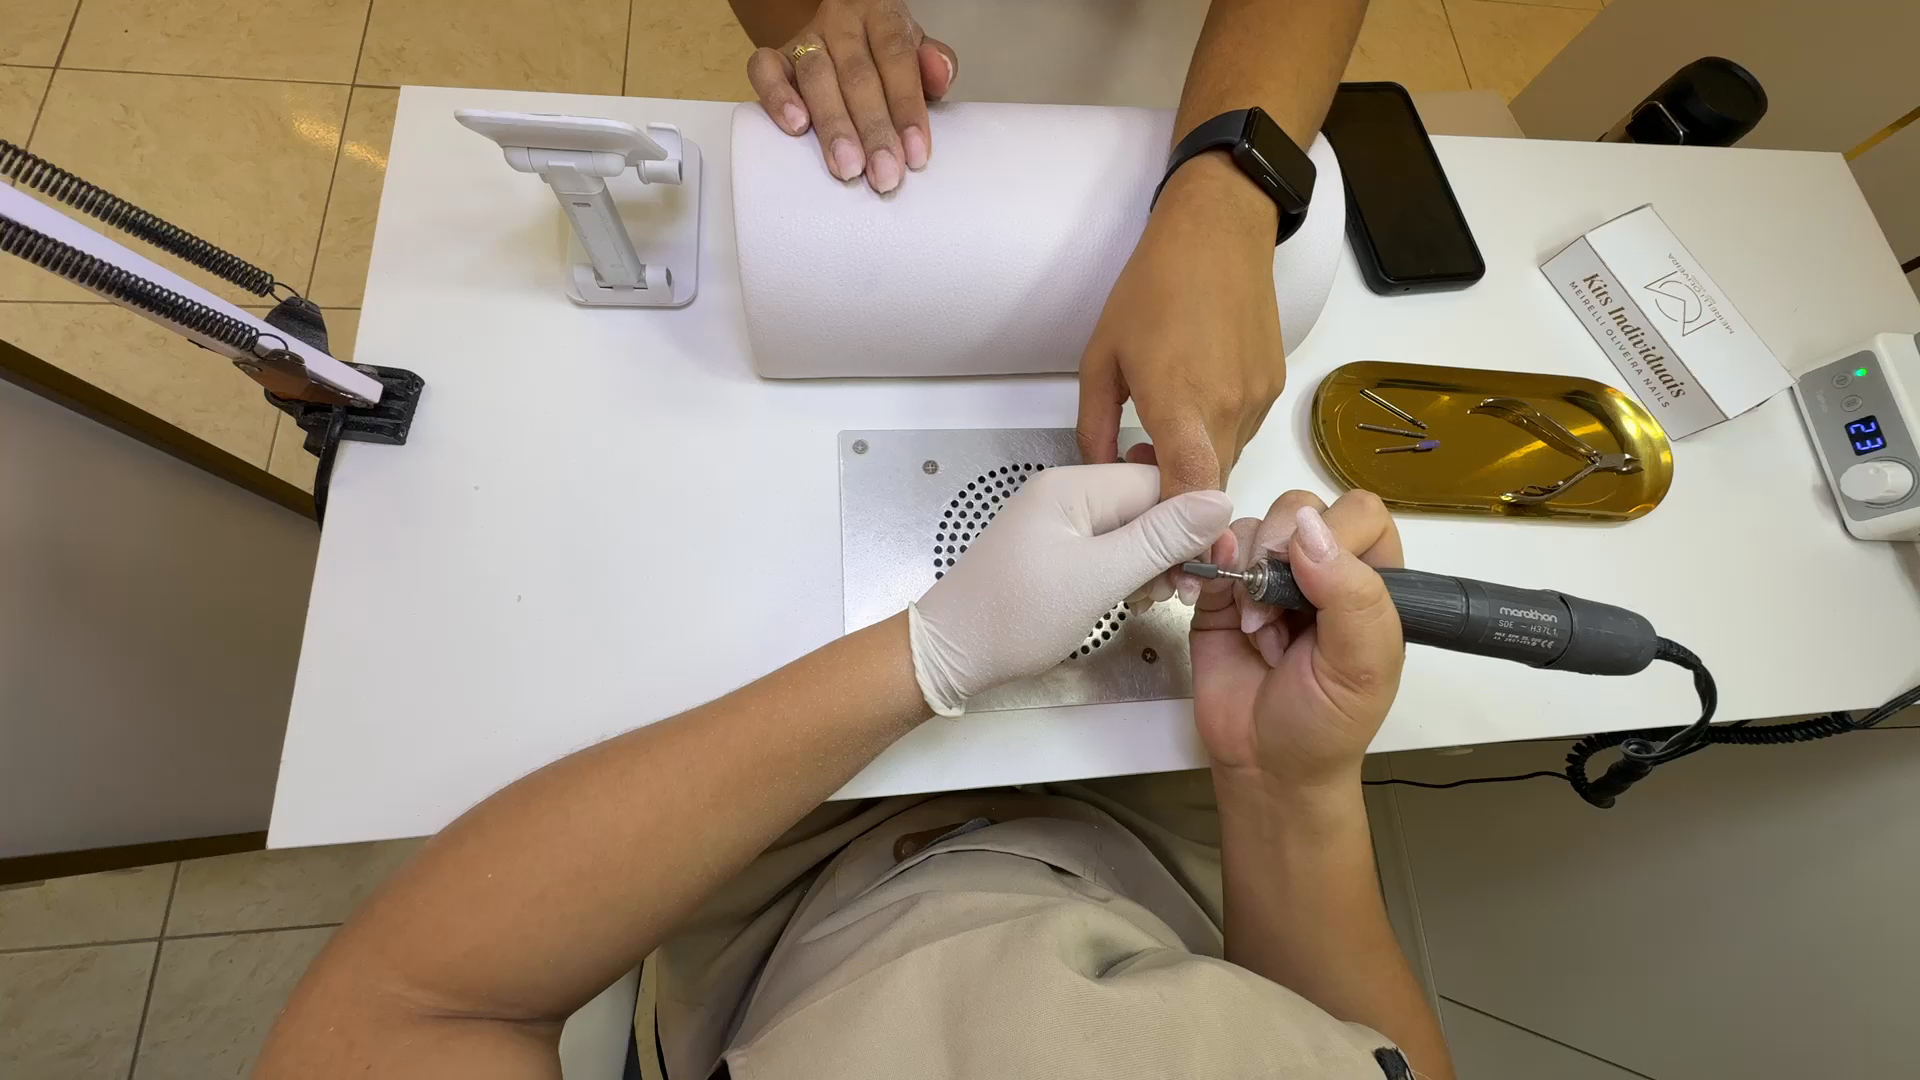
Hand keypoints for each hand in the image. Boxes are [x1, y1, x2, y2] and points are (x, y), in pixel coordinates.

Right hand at [746, 0, 956, 193]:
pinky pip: (765, 70)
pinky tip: (795, 127)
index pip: (897, 57)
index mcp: (881, 16)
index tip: (915, 155)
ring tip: (847, 169)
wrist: (842, 45)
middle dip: (873, 131)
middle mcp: (842, 23)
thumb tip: (941, 74)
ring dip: (833, 126)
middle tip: (884, 176)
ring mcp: (805, 39)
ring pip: (816, 77)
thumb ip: (932, 68)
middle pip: (857, 76)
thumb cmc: (885, 66)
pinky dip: (777, 96)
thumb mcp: (915, 61)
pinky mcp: (774, 59)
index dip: (907, 108)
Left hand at [908, 463, 1231, 714]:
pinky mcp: (1054, 551)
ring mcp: (1057, 523)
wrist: (952, 653)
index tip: (1215, 565)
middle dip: (1172, 547)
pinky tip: (1127, 599)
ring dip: (1151, 565)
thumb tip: (1220, 499)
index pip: (1159, 482)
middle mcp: (1065, 494)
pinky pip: (1107, 550)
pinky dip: (1125, 574)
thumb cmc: (1018, 615)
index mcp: (1073, 486)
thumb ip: (1159, 538)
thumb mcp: (1097, 577)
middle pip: (1146, 506)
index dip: (1195, 522)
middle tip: (1180, 592)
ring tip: (1147, 600)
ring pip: (1130, 531)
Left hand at [1076, 154, 1284, 502]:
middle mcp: (1229, 409)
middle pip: (1209, 488)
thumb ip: (1094, 426)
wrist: (1219, 230)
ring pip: (1226, 462)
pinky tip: (1192, 411)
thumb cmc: (1150, 289)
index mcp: (1180, 404)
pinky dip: (1216, 439)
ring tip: (1163, 437)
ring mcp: (1258, 400)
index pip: (1189, 493)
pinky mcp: (1273, 387)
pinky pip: (1242, 434)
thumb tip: (1098, 471)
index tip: (1149, 532)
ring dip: (1196, 468)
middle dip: (1177, 501)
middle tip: (1142, 478)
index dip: (1173, 527)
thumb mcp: (1100, 358)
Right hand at [1190, 489, 1403, 789]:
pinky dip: (1201, 565)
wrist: (1262, 763)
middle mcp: (1317, 571)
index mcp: (1368, 583)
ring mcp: (1264, 578)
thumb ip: (1351, 595)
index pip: (1358, 516)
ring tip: (1251, 631)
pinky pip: (1206, 551)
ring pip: (1248, 526)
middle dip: (1275, 555)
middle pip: (1297, 511)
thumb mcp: (1360, 667)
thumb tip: (1307, 527)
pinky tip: (1201, 597)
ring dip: (1242, 575)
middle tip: (1270, 612)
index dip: (1331, 532)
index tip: (1306, 575)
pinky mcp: (1219, 591)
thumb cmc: (1324, 723)